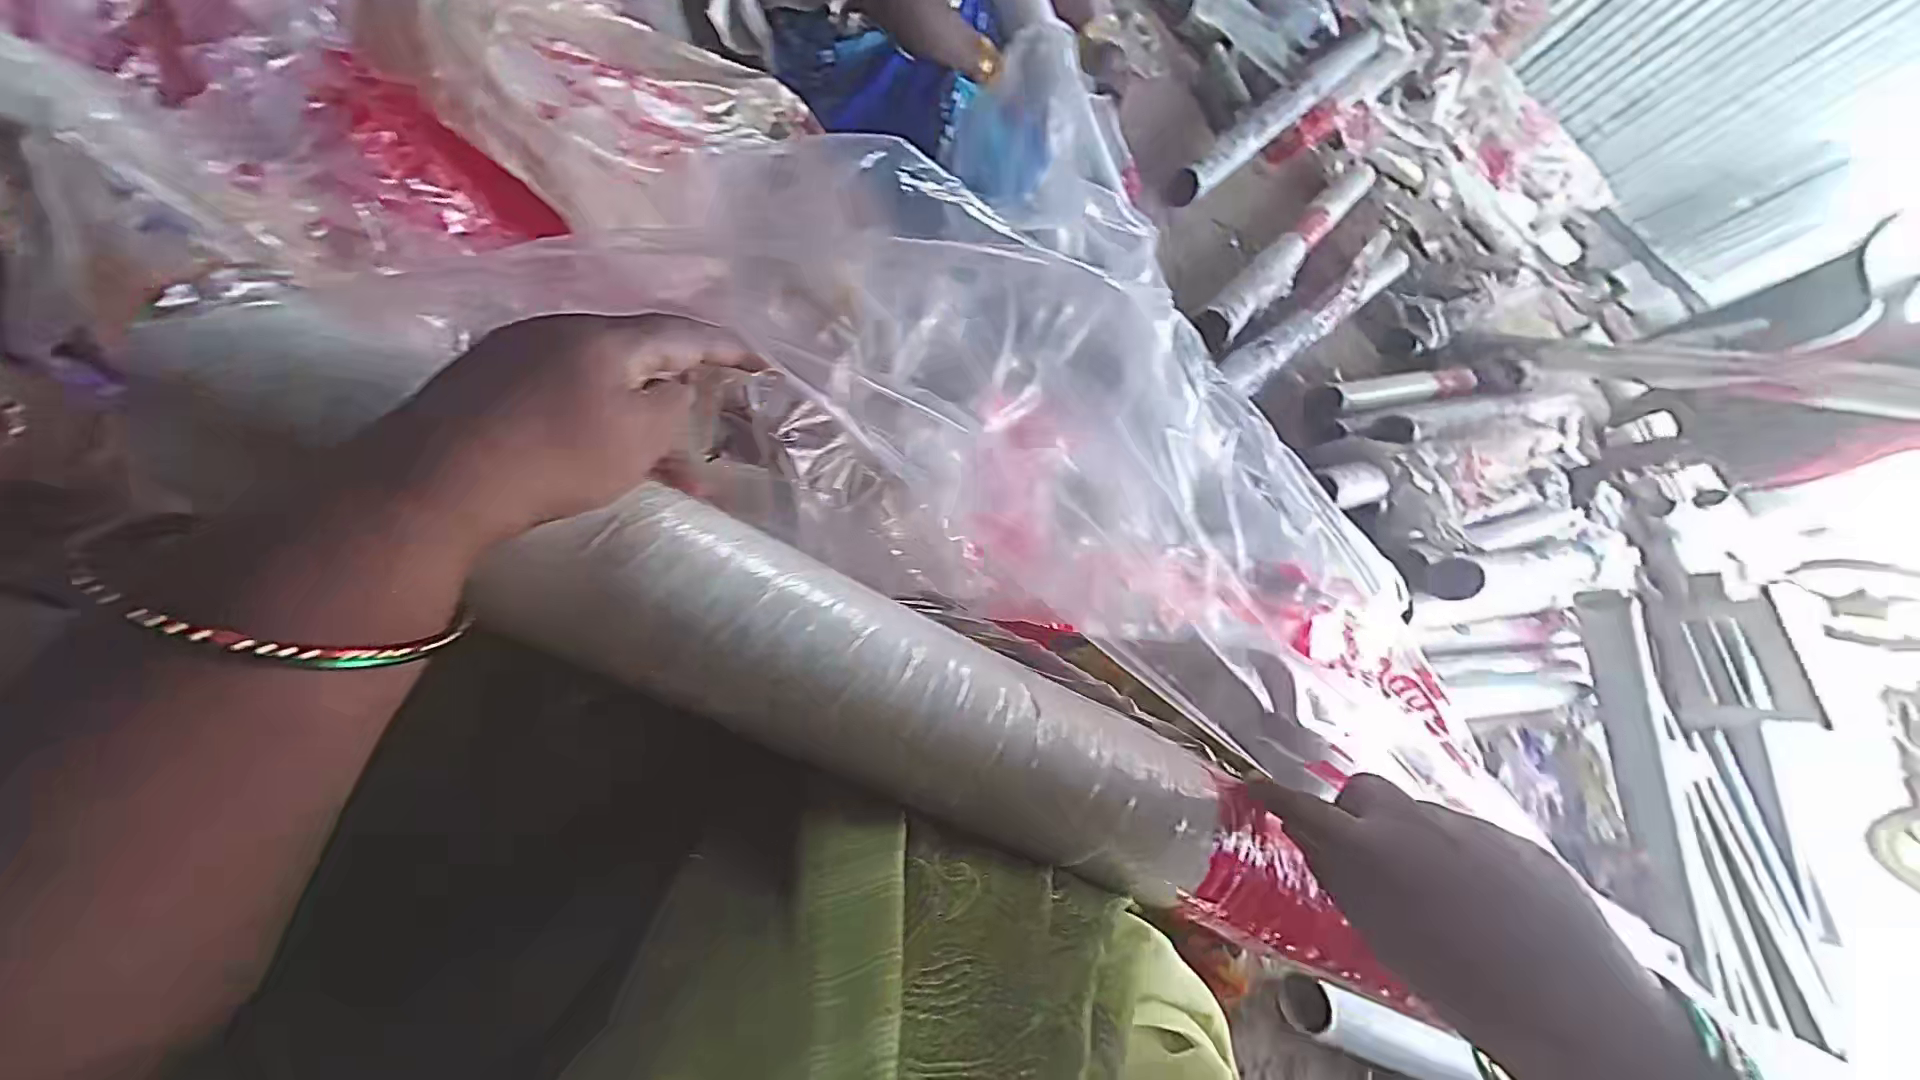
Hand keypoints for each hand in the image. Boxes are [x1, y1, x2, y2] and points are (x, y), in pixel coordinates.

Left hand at [339, 313, 757, 551]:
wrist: (437, 483)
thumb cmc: (558, 458)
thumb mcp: (640, 434)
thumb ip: (674, 402)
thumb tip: (675, 385)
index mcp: (604, 337)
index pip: (682, 331)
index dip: (728, 347)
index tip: (763, 362)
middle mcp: (560, 330)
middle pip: (640, 350)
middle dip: (682, 378)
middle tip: (714, 402)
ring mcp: (519, 352)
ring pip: (603, 376)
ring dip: (641, 411)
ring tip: (666, 453)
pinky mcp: (490, 382)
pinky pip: (567, 392)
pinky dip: (600, 417)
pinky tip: (607, 449)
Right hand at [1252, 775, 1708, 1079]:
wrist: (1582, 1014)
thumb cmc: (1461, 983)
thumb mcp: (1378, 932)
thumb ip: (1337, 876)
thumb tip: (1310, 840)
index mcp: (1371, 848)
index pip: (1304, 807)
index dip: (1275, 795)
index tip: (1257, 786)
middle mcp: (1415, 821)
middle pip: (1364, 789)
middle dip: (1354, 812)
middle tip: (1364, 852)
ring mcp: (1471, 824)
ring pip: (1419, 813)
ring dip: (1412, 837)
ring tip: (1436, 890)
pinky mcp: (1517, 837)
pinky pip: (1470, 831)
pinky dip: (1461, 853)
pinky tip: (1483, 898)